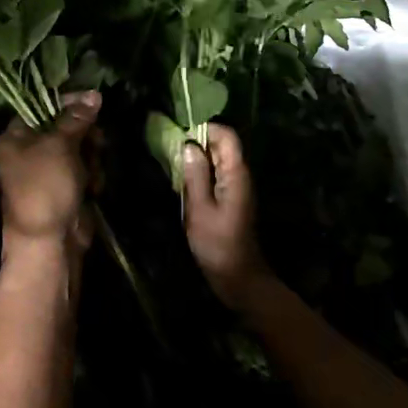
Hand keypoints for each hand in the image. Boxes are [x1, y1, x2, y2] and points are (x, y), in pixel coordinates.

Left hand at [0, 91, 99, 257]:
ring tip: (90, 173)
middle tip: (95, 143)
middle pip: (65, 127)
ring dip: (90, 158)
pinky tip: (93, 188)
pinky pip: (84, 170)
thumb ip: (77, 118)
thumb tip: (94, 93)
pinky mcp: (66, 189)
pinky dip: (92, 176)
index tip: (92, 101)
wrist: (50, 243)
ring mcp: (48, 172)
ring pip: (79, 149)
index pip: (42, 107)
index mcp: (15, 137)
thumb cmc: (45, 187)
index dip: (67, 102)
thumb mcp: (60, 145)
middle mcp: (28, 151)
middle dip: (84, 135)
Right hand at [182, 124, 274, 309]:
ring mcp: (235, 187)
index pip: (226, 135)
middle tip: (168, 147)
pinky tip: (180, 181)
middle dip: (195, 141)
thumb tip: (187, 144)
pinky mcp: (229, 198)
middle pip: (220, 145)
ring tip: (170, 162)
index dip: (204, 128)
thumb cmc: (219, 245)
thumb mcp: (200, 209)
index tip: (179, 133)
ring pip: (216, 159)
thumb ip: (195, 174)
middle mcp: (239, 175)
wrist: (239, 280)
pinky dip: (198, 171)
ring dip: (195, 157)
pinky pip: (214, 173)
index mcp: (236, 174)